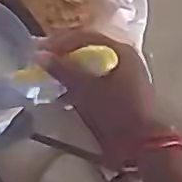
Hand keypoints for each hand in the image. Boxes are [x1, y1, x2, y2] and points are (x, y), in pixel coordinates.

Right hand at [38, 30, 173, 161]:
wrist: (142, 145)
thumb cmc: (117, 111)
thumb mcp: (86, 89)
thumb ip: (63, 70)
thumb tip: (39, 55)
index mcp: (121, 51)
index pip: (85, 36)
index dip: (60, 40)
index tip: (39, 47)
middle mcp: (125, 58)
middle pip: (89, 48)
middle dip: (63, 54)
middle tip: (43, 59)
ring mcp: (125, 75)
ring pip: (91, 64)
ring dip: (70, 69)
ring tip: (50, 75)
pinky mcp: (122, 92)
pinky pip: (96, 79)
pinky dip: (79, 82)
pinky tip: (65, 92)